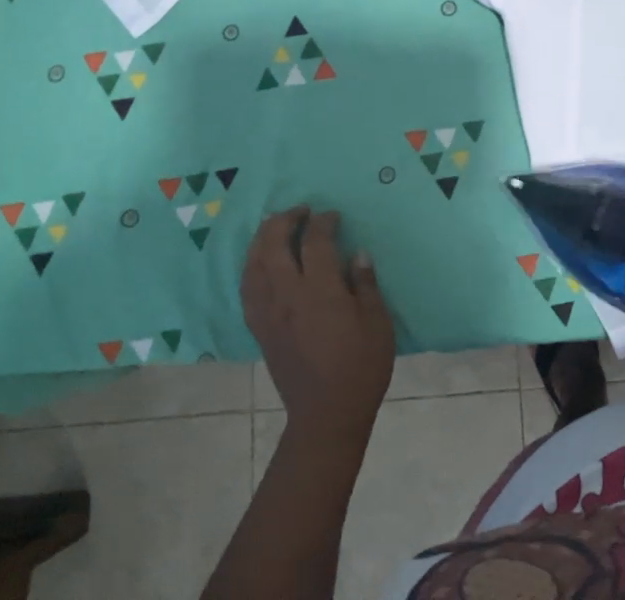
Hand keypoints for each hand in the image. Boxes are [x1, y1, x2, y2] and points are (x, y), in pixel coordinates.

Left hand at [241, 206, 394, 437]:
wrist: (327, 412)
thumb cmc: (361, 366)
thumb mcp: (377, 322)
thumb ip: (365, 284)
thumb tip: (357, 254)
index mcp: (319, 290)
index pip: (315, 242)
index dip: (323, 223)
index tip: (332, 216)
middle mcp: (286, 295)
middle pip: (274, 245)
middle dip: (285, 221)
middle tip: (300, 211)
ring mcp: (268, 312)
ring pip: (254, 264)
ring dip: (262, 239)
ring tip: (274, 227)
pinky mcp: (259, 329)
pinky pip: (247, 288)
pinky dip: (251, 267)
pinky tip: (258, 263)